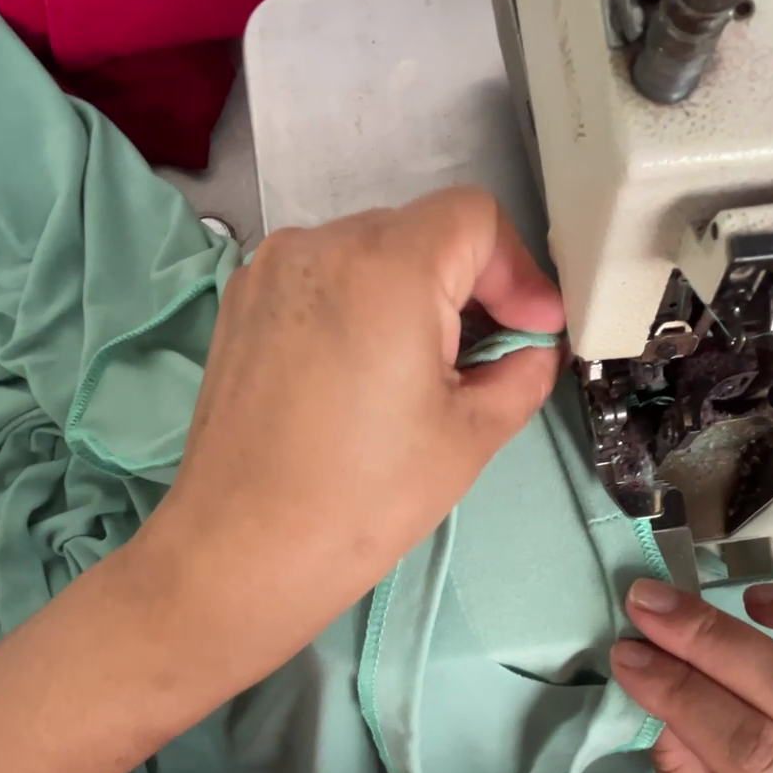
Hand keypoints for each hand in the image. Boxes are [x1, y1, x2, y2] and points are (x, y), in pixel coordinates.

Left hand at [144, 188, 562, 645]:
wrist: (242, 553)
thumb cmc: (367, 498)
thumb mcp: (471, 435)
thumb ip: (523, 373)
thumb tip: (531, 348)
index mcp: (386, 265)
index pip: (475, 219)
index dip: (517, 272)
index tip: (531, 332)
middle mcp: (318, 243)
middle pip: (422, 233)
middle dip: (469, 288)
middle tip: (485, 361)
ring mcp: (268, 270)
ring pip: (371, 255)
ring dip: (416, 298)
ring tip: (422, 374)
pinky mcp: (241, 305)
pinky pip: (324, 281)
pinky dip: (363, 308)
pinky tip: (363, 375)